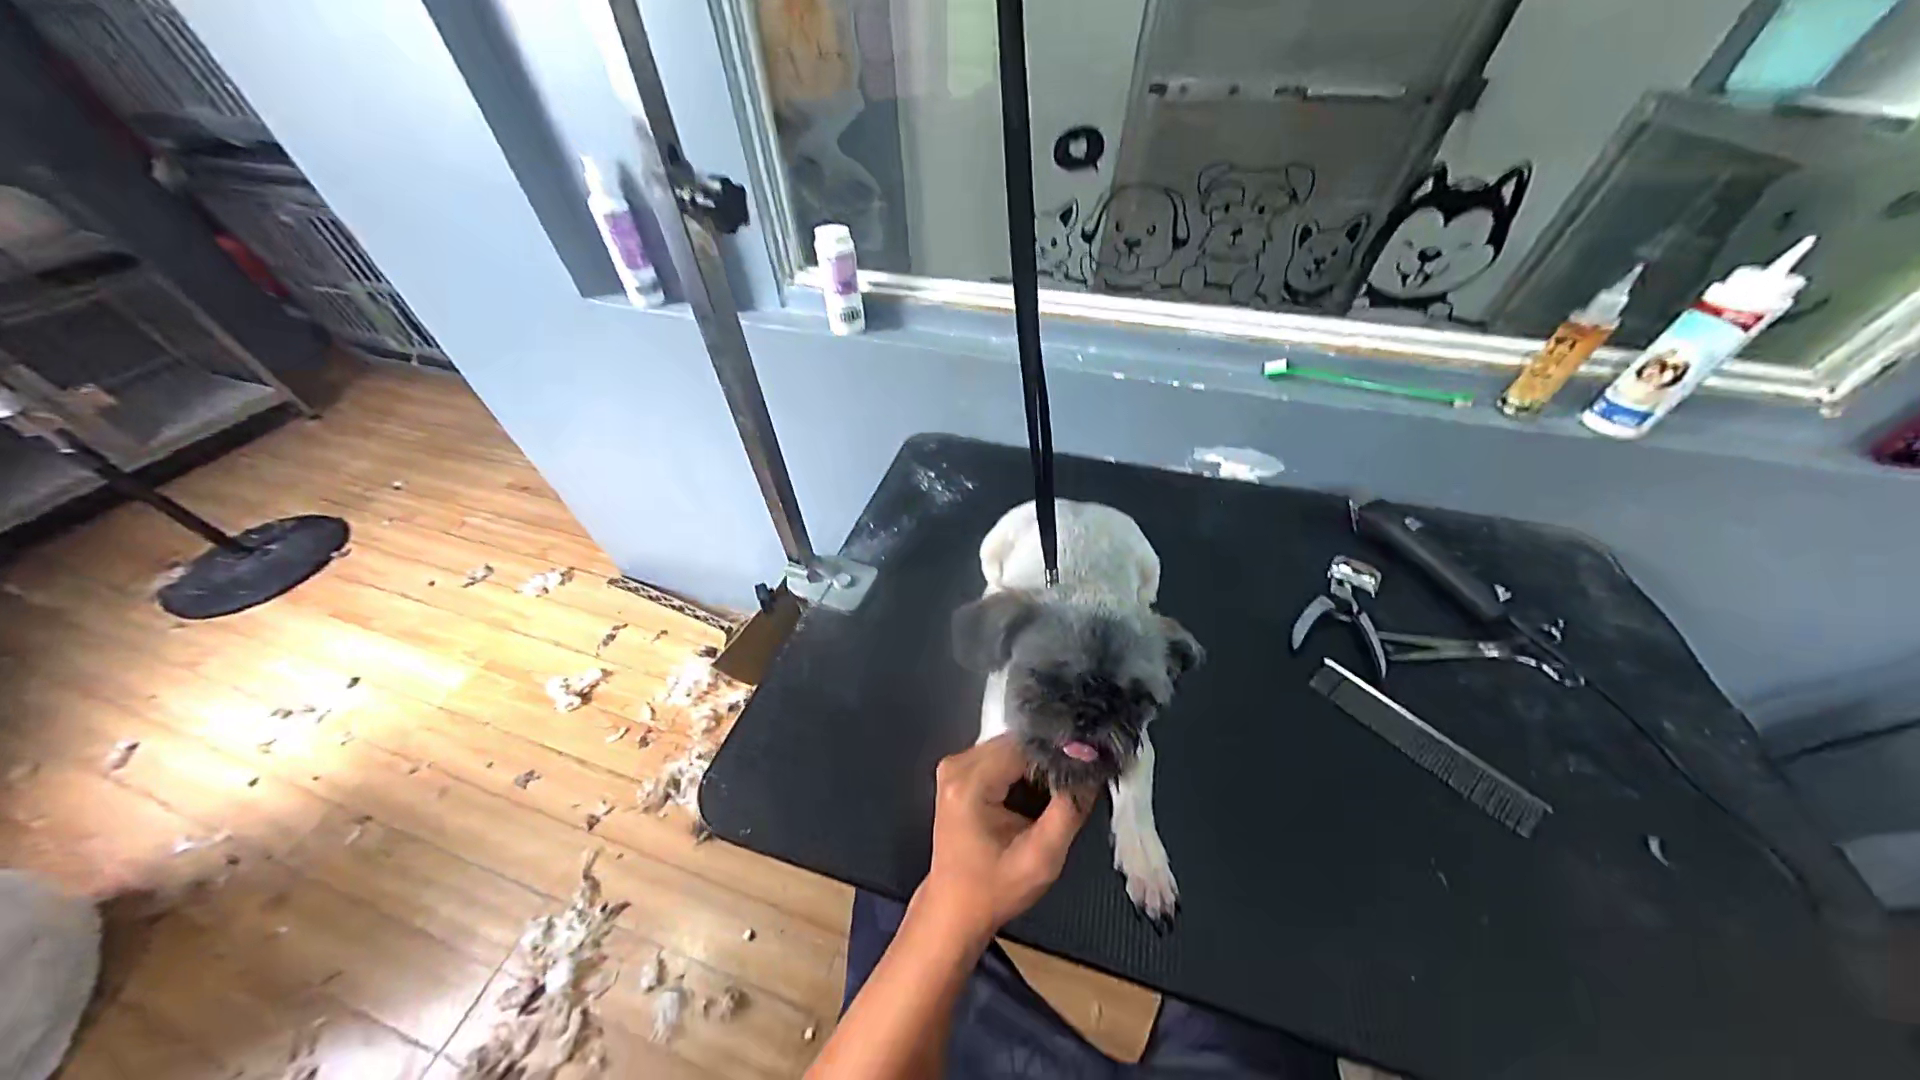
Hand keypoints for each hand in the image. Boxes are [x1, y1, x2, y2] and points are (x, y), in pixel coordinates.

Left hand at [913, 735, 1092, 944]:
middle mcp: (957, 765)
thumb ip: (1069, 810)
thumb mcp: (1042, 858)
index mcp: (969, 782)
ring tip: (1051, 795)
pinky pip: (1000, 756)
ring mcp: (955, 766)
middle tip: (1069, 789)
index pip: (1025, 747)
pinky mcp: (958, 772)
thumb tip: (1089, 771)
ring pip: (1011, 747)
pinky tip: (1030, 796)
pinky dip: (1020, 771)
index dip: (1057, 755)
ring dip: (1035, 767)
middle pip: (1017, 743)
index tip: (1082, 771)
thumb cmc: (994, 889)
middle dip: (1047, 761)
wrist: (956, 908)